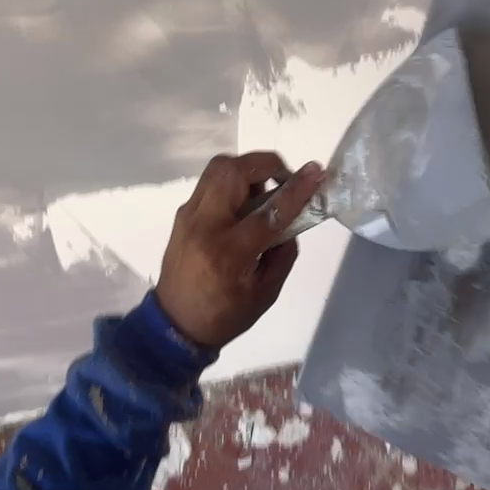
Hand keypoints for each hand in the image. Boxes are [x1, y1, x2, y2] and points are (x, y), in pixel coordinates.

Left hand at [155, 152, 323, 349]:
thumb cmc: (224, 314)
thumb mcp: (266, 292)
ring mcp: (189, 215)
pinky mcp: (183, 213)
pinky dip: (234, 183)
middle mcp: (204, 226)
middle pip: (233, 171)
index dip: (296, 189)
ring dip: (248, 170)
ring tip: (263, 193)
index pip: (268, 212)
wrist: (173, 325)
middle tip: (284, 179)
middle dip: (266, 164)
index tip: (316, 172)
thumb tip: (293, 215)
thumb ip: (284, 251)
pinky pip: (211, 182)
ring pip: (219, 168)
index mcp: (228, 253)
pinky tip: (244, 206)